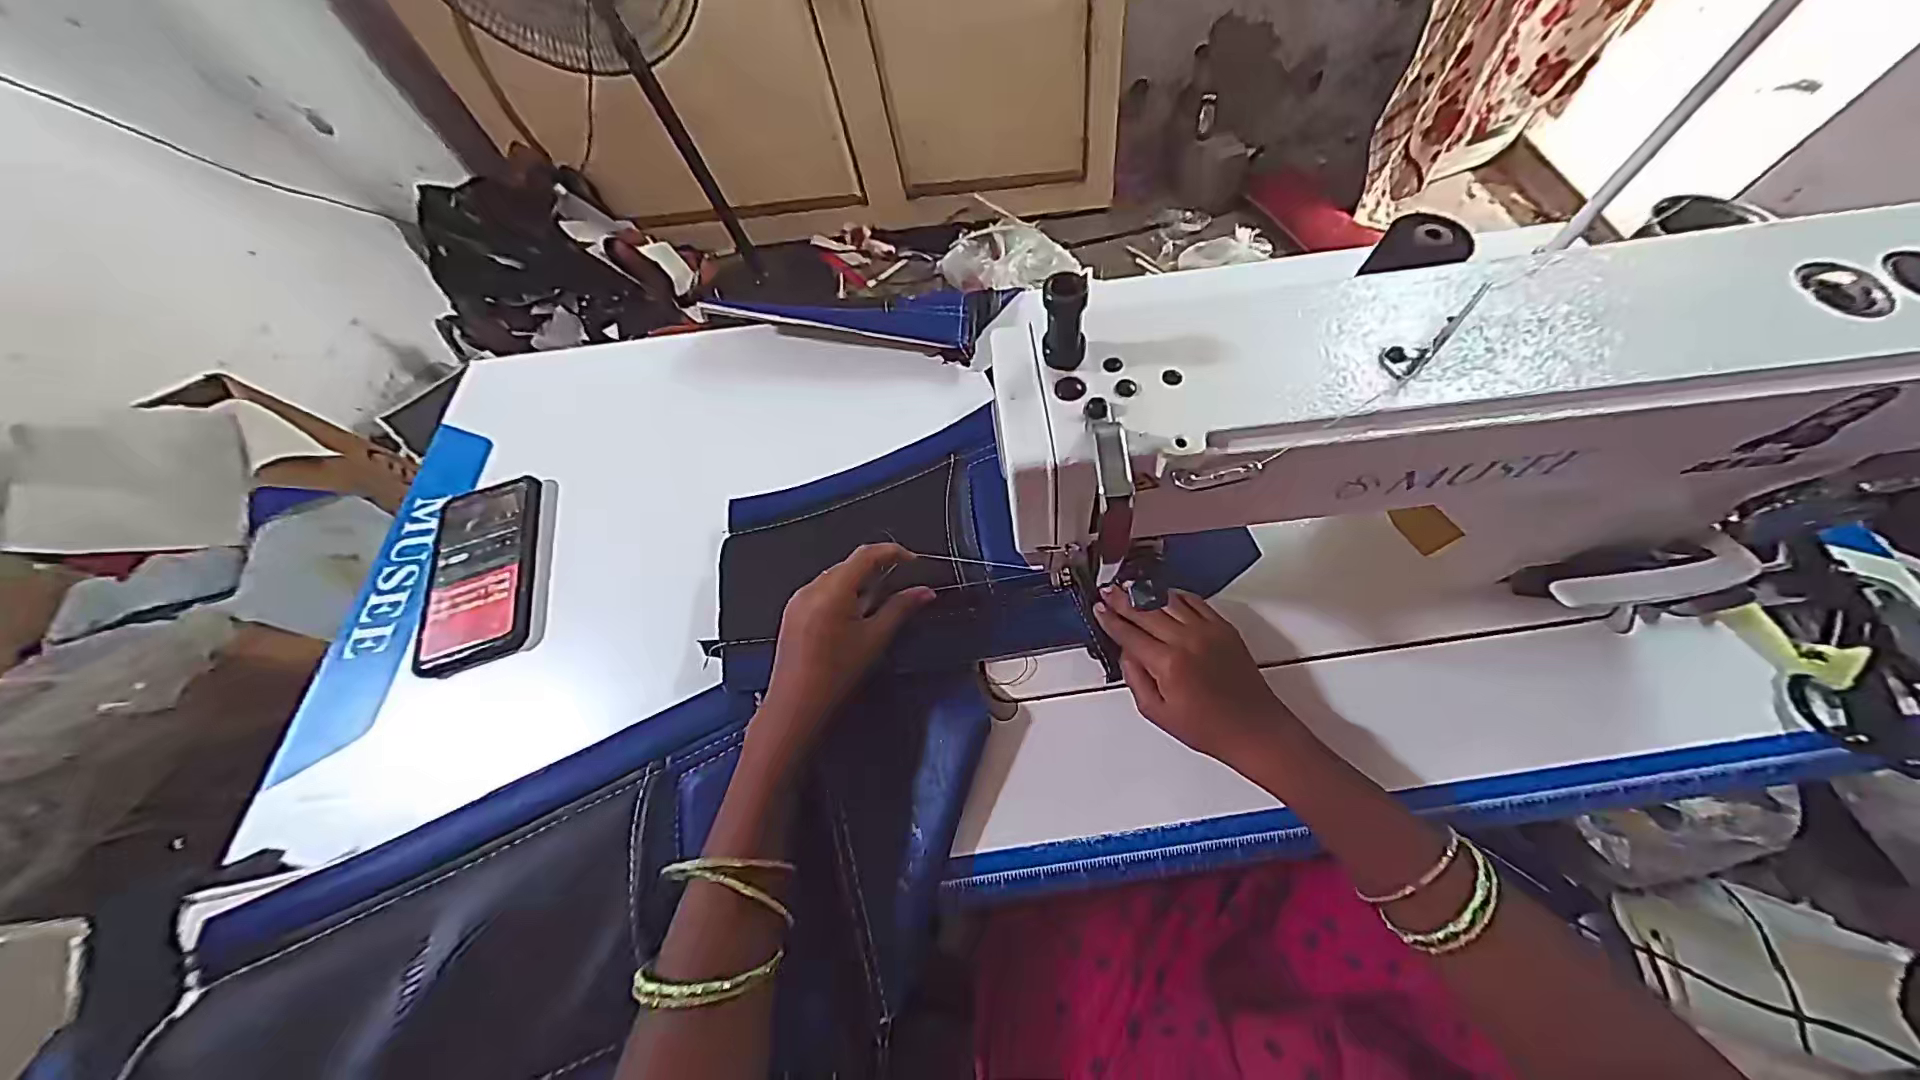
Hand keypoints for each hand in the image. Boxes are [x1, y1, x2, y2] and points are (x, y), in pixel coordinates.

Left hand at [756, 543, 934, 755]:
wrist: (796, 705)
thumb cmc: (836, 675)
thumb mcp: (874, 639)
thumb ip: (900, 609)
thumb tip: (924, 592)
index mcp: (832, 591)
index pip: (865, 555)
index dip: (892, 552)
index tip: (912, 561)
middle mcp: (811, 589)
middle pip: (849, 564)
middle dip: (876, 569)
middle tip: (900, 584)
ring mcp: (798, 599)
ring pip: (835, 576)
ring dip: (859, 582)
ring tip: (878, 603)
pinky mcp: (793, 612)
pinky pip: (821, 590)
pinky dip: (842, 593)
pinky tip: (853, 615)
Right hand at [1093, 587, 1297, 763]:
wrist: (1254, 730)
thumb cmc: (1211, 728)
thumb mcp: (1157, 712)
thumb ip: (1135, 678)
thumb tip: (1126, 653)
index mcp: (1168, 663)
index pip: (1129, 633)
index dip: (1110, 619)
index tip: (1099, 610)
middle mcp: (1188, 641)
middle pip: (1145, 610)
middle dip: (1121, 599)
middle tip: (1108, 591)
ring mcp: (1208, 631)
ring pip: (1168, 600)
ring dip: (1145, 592)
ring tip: (1129, 587)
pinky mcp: (1224, 628)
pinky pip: (1195, 602)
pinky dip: (1176, 595)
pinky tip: (1165, 594)